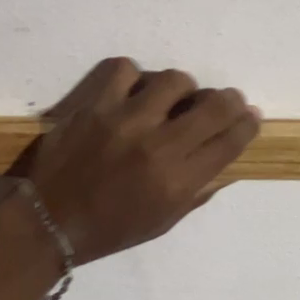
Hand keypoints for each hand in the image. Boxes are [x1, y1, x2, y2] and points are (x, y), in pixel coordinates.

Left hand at [25, 58, 259, 263]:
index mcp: (177, 182)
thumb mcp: (164, 222)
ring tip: (174, 98)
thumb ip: (199, 191)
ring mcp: (124, 121)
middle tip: (226, 100)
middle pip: (212, 107)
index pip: (229, 141)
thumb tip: (229, 164)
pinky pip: (124, 69)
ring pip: (173, 80)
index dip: (246, 124)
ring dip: (182, 88)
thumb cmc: (110, 229)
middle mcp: (157, 146)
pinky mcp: (94, 105)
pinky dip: (133, 77)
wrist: (50, 221)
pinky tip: (133, 91)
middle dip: (228, 100)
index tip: (249, 116)